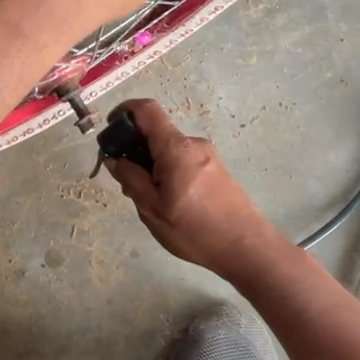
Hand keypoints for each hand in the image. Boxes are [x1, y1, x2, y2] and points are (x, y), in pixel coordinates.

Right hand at [105, 99, 286, 278]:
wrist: (249, 250)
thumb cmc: (196, 230)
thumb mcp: (152, 209)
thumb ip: (130, 179)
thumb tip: (114, 159)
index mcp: (176, 148)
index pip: (147, 109)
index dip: (124, 111)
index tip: (110, 130)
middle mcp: (194, 145)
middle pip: (157, 134)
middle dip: (135, 151)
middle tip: (126, 183)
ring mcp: (208, 157)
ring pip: (169, 151)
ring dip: (152, 166)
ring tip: (149, 200)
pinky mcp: (217, 170)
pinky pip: (183, 162)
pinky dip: (168, 173)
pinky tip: (169, 203)